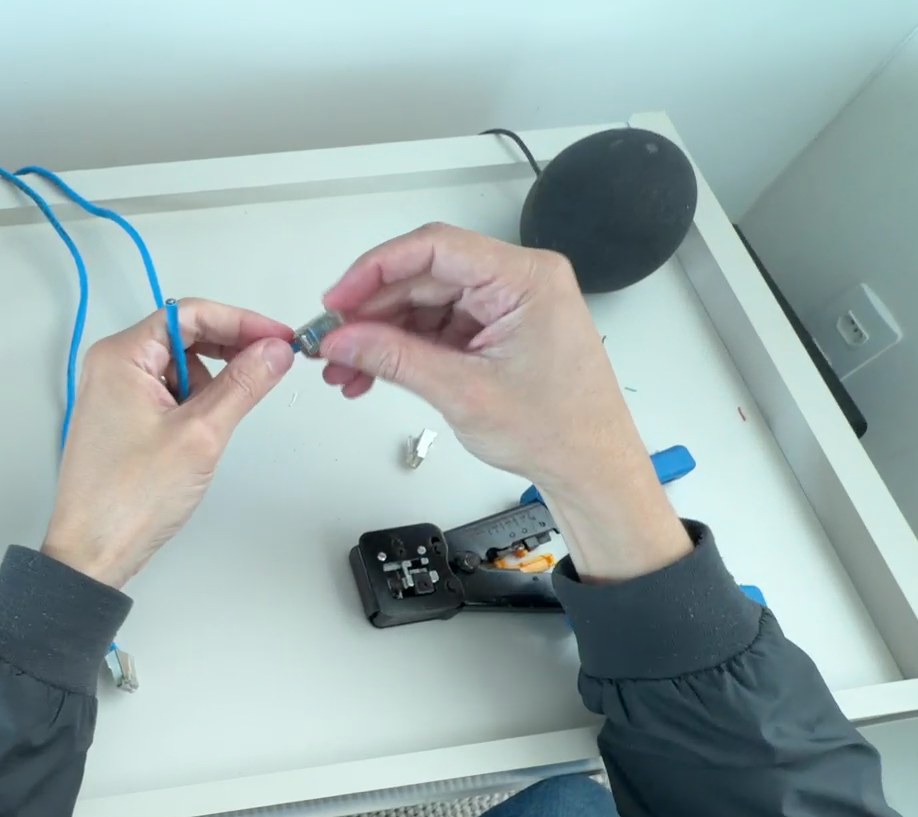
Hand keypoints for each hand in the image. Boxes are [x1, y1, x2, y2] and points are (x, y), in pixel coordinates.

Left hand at [41, 300, 294, 588]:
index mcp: (121, 357)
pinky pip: (166, 396)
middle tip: (268, 368)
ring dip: (209, 385)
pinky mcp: (121, 420)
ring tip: (213, 427)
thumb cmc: (131, 499)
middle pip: (183, 336)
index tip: (278, 338)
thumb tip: (275, 350)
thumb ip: (243, 384)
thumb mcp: (200, 434)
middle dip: (228, 351)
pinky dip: (192, 406)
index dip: (241, 321)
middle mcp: (111, 367)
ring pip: (178, 369)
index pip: (190, 314)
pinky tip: (199, 436)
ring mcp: (114, 395)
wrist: (94, 552)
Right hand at [314, 223, 688, 580]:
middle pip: (421, 278)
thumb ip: (395, 359)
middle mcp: (514, 283)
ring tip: (343, 370)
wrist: (588, 467)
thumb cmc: (555, 429)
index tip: (335, 300)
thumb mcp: (462, 392)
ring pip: (420, 307)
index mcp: (523, 279)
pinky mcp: (490, 333)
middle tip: (328, 342)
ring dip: (378, 337)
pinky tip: (369, 375)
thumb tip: (340, 340)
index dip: (374, 270)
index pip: (434, 248)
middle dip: (369, 312)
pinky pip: (432, 331)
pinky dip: (398, 352)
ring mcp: (501, 309)